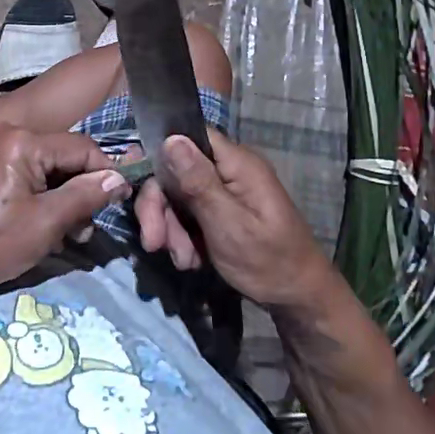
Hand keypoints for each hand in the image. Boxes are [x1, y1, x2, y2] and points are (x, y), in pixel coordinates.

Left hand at [0, 127, 125, 292]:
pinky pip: (33, 174)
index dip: (107, 174)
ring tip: (70, 232)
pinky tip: (49, 225)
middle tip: (89, 226)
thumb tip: (121, 178)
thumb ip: (87, 195)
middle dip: (84, 191)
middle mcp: (11, 134)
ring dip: (67, 198)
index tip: (121, 201)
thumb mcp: (48, 222)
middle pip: (67, 157)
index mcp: (24, 141)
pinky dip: (46, 197)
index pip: (84, 148)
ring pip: (52, 168)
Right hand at [135, 131, 339, 309]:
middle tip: (155, 245)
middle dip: (161, 208)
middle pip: (178, 172)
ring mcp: (227, 192)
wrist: (297, 297)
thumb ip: (198, 182)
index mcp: (237, 163)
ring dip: (172, 230)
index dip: (160, 155)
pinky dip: (185, 238)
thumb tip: (171, 138)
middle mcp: (231, 170)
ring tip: (184, 260)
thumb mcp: (228, 223)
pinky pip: (191, 216)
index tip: (137, 187)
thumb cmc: (268, 259)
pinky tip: (192, 261)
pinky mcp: (223, 213)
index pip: (190, 136)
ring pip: (180, 198)